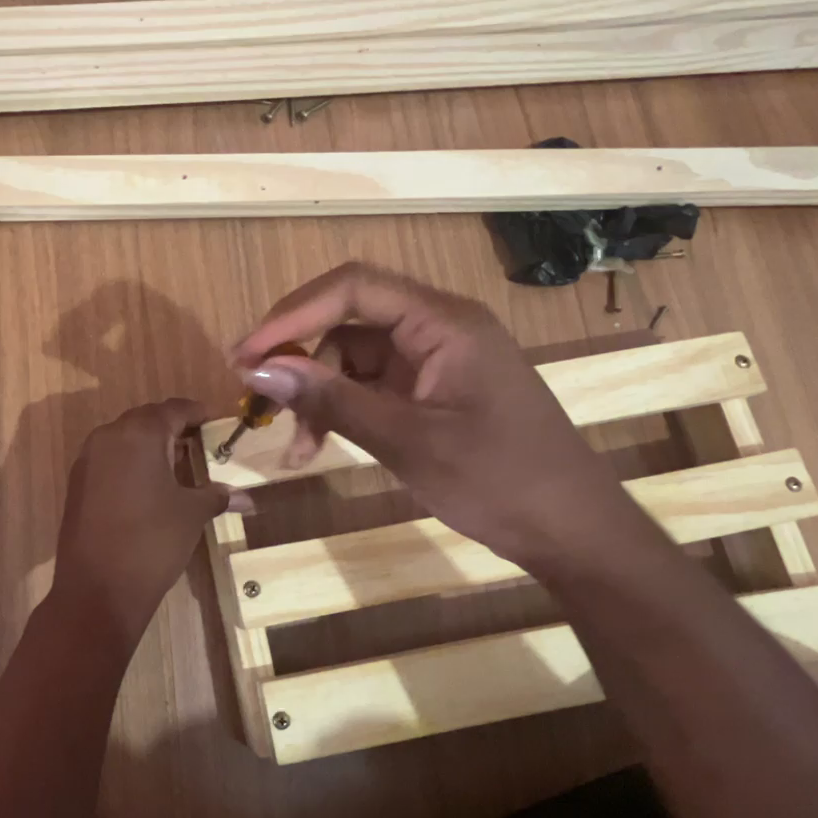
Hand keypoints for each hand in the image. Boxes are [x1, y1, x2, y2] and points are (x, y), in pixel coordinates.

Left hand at [52, 400, 230, 643]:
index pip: (174, 410)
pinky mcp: (77, 485)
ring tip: (179, 466)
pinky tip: (150, 487)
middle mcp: (108, 437)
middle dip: (174, 429)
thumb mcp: (192, 514)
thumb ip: (216, 496)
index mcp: (139, 434)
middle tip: (201, 444)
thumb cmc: (152, 541)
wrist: (97, 589)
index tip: (216, 422)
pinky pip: (110, 461)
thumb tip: (246, 498)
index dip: (198, 414)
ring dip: (151, 447)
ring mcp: (87, 461)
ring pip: (125, 440)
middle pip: (146, 420)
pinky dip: (131, 464)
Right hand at [231, 263, 664, 570]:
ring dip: (316, 394)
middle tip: (255, 398)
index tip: (246, 355)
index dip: (291, 314)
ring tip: (294, 445)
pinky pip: (370, 387)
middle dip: (298, 357)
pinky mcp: (431, 393)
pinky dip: (340, 412)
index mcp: (443, 322)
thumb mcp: (406, 441)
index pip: (352, 288)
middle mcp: (437, 329)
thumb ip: (332, 400)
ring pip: (352, 358)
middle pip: (347, 321)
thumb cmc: (498, 480)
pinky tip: (317, 447)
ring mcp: (434, 362)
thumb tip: (259, 370)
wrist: (571, 530)